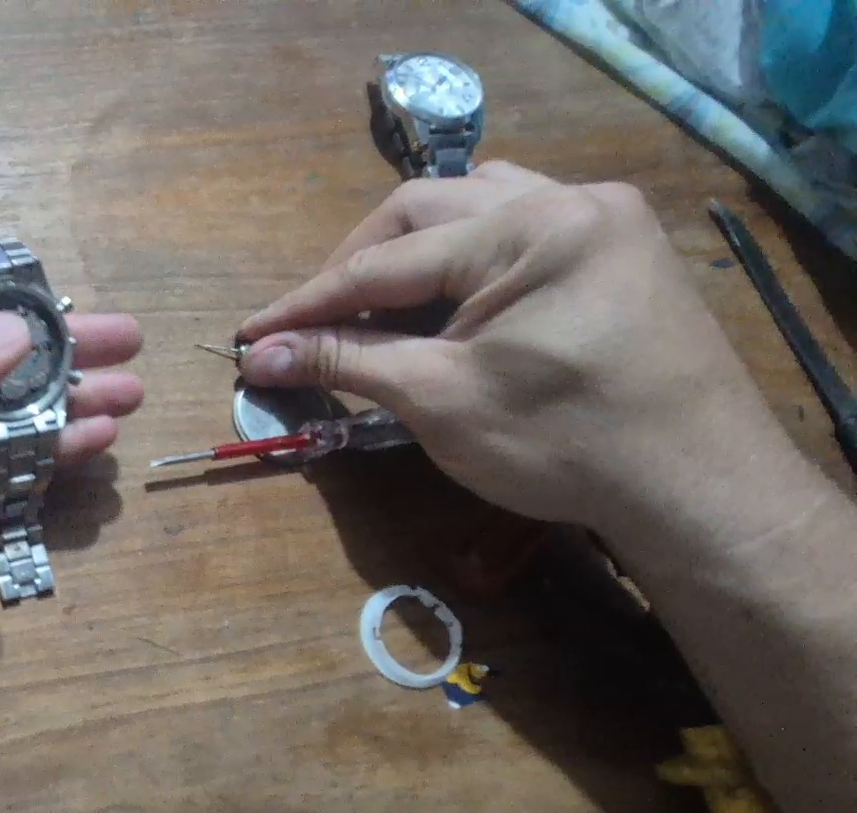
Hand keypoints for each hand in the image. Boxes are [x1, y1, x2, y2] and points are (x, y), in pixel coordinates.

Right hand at [236, 161, 808, 551]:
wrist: (690, 485)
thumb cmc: (560, 443)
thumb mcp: (436, 398)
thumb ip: (343, 361)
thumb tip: (259, 356)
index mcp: (532, 230)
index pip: (383, 263)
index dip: (305, 303)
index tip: (249, 336)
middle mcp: (568, 200)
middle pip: (419, 213)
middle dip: (349, 270)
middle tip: (307, 328)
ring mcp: (595, 219)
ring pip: (463, 207)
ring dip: (399, 253)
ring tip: (365, 307)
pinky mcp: (605, 249)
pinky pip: (507, 225)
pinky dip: (451, 255)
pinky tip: (434, 296)